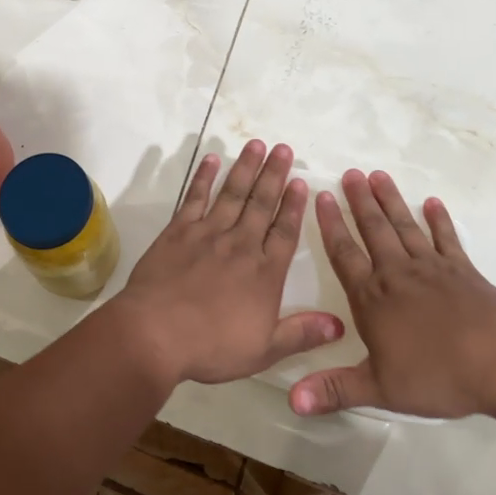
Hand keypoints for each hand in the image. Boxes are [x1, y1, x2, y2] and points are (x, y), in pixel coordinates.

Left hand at [110, 140, 343, 386]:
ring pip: (232, 194)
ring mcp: (208, 234)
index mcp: (264, 273)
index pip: (285, 232)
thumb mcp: (264, 350)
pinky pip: (195, 197)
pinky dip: (204, 177)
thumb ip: (301, 333)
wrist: (155, 332)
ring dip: (246, 168)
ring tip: (257, 144)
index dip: (294, 206)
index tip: (301, 182)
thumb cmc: (211, 346)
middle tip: (284, 149)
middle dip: (274, 175)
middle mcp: (240, 245)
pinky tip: (212, 160)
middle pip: (261, 204)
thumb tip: (340, 325)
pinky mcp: (178, 231)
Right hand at [290, 170, 495, 418]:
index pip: (344, 254)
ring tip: (378, 175)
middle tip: (350, 172)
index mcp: (372, 298)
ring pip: (405, 226)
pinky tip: (432, 203)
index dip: (331, 225)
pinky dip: (439, 220)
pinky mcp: (464, 271)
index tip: (322, 196)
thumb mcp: (380, 389)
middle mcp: (398, 274)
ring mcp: (433, 268)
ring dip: (391, 200)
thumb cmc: (438, 376)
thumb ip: (334, 390)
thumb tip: (291, 402)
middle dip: (359, 201)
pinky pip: (447, 239)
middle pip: (374, 230)